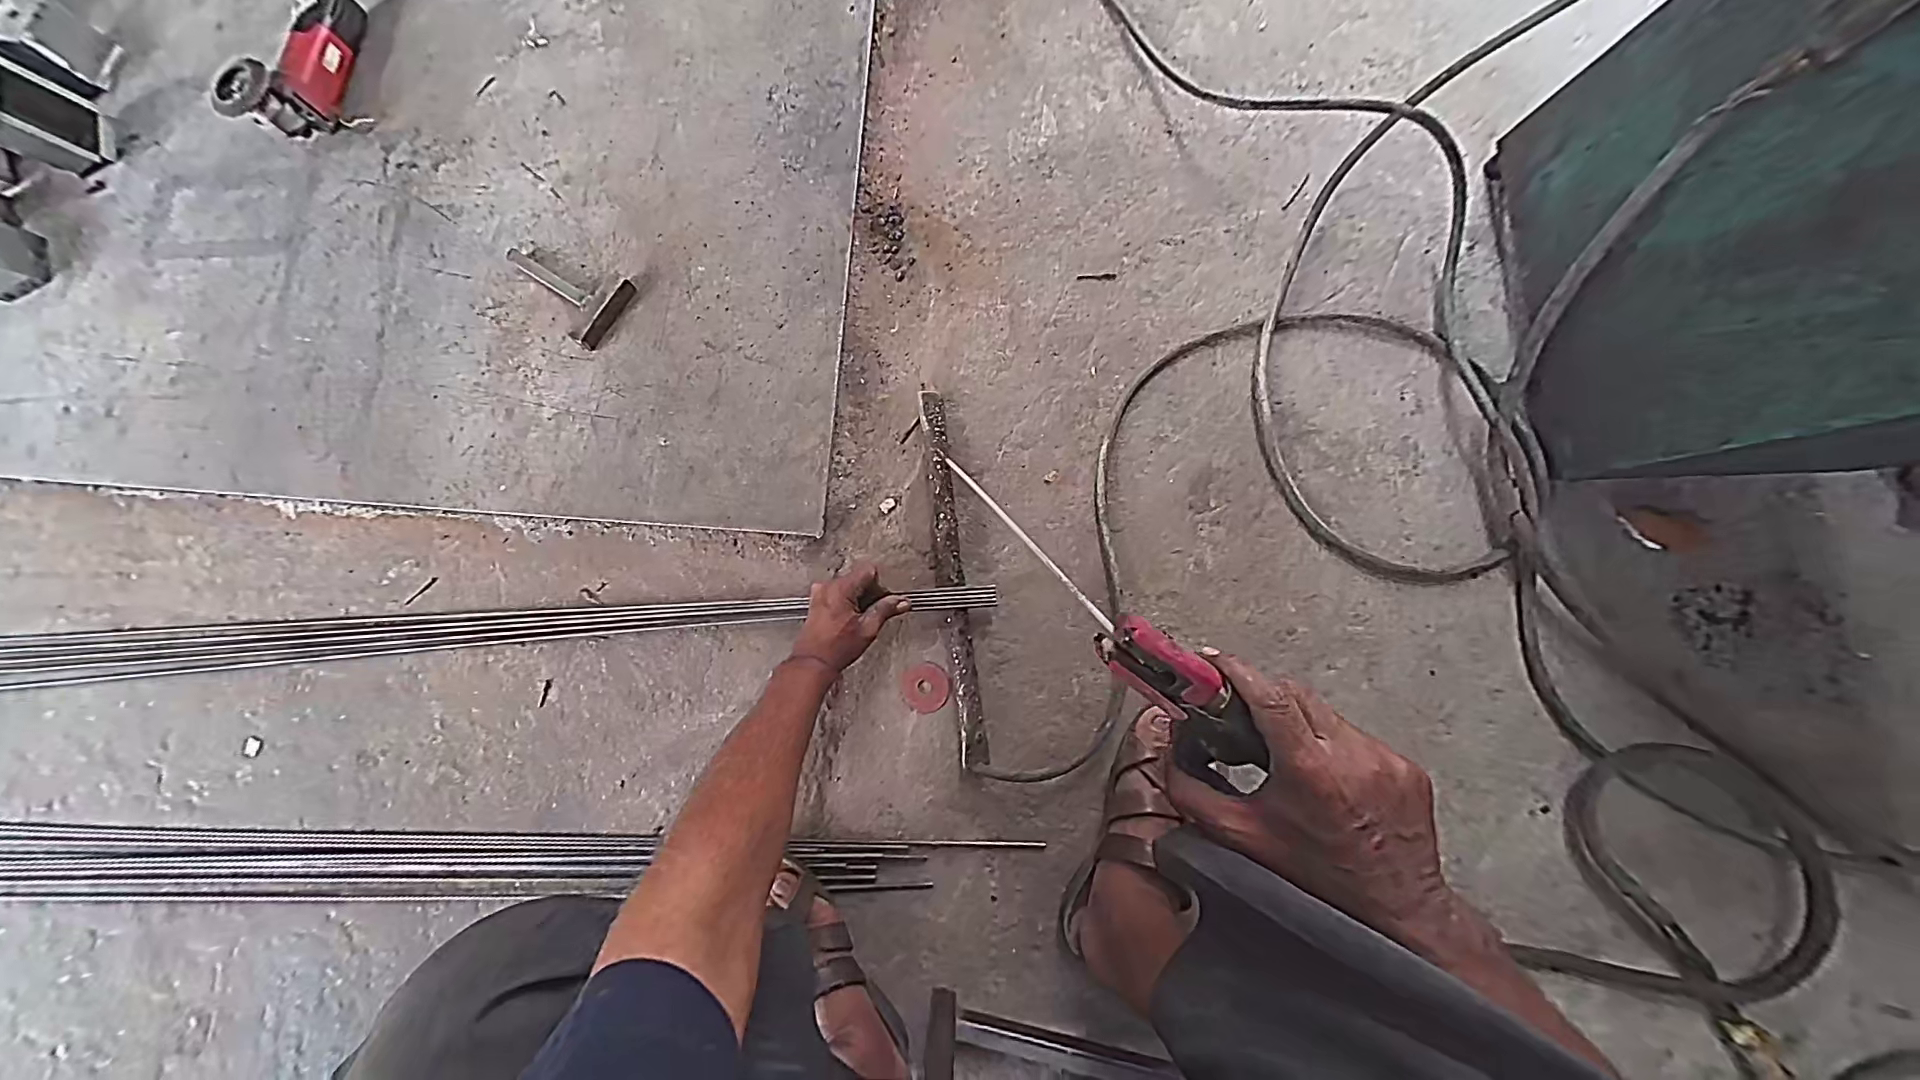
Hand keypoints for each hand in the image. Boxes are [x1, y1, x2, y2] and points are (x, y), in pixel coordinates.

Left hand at [787, 563, 910, 673]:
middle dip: (870, 593)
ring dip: (858, 599)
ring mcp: (820, 594)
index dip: (879, 585)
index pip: (868, 570)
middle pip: (858, 578)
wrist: (814, 662)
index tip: (883, 599)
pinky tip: (847, 620)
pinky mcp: (816, 602)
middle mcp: (828, 587)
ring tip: (858, 619)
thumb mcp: (868, 629)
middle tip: (873, 613)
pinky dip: (846, 603)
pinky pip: (837, 594)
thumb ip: (885, 610)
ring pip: (848, 586)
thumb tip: (901, 601)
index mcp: (841, 589)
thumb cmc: (836, 649)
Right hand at [1165, 655, 1458, 941]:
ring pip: (1322, 711)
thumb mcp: (1240, 837)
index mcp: (1311, 772)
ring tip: (1280, 754)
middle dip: (1259, 693)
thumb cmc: (1320, 881)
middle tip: (1237, 710)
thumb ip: (1192, 792)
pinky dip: (1326, 741)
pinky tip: (1320, 774)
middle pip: (1293, 693)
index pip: (1269, 695)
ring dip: (1293, 719)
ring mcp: (1385, 759)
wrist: (1397, 913)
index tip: (1212, 661)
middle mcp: (1354, 757)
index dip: (1235, 670)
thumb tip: (1170, 755)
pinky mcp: (1405, 766)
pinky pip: (1351, 733)